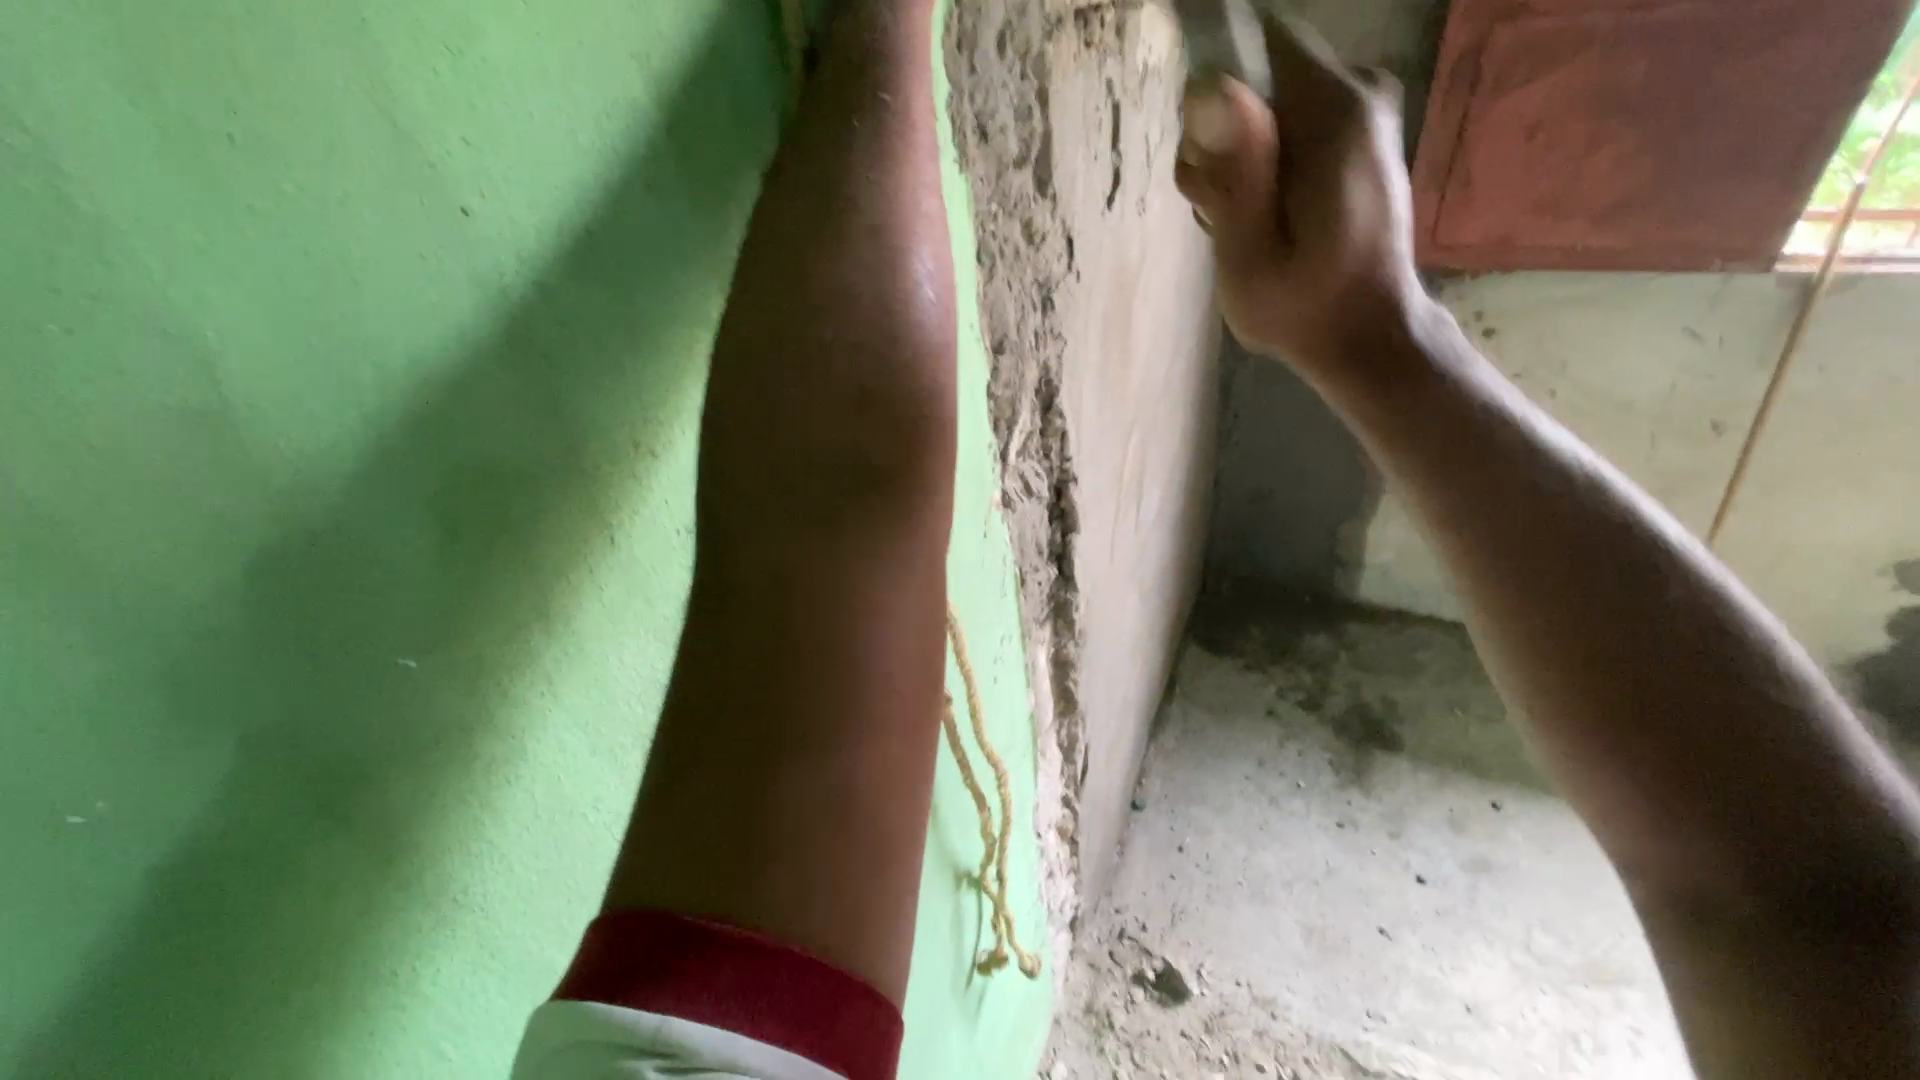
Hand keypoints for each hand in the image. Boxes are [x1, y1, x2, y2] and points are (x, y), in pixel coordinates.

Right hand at [1174, 14, 1428, 374]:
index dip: (1214, 95)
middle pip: (1254, 78)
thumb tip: (1210, 86)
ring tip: (1244, 222)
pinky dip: (1261, 164)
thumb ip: (1234, 169)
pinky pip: (1286, 124)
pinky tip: (1263, 215)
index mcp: (1335, 112)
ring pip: (1263, 105)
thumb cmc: (1304, 307)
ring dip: (1236, 159)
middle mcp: (1357, 93)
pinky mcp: (1357, 136)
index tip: (1210, 160)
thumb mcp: (1250, 253)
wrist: (1366, 334)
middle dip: (1220, 139)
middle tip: (1223, 210)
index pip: (1256, 42)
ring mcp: (1361, 112)